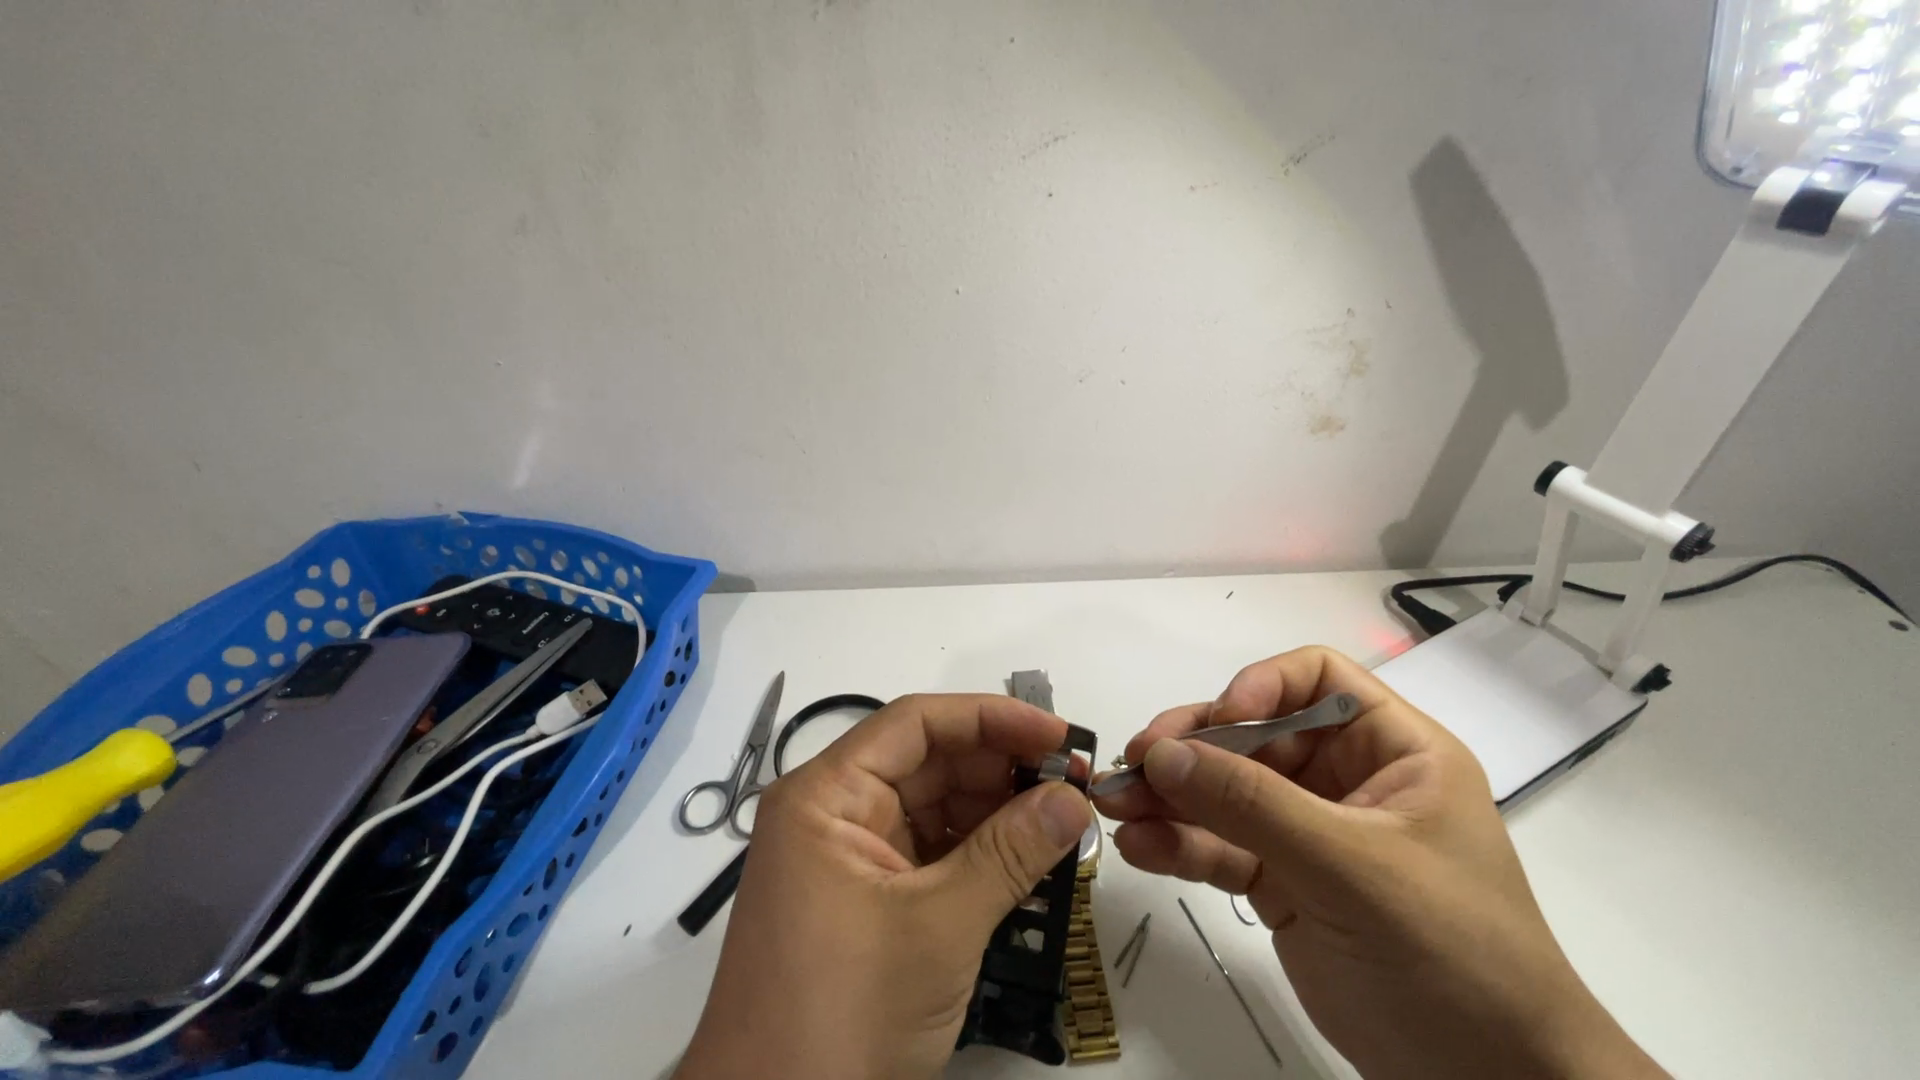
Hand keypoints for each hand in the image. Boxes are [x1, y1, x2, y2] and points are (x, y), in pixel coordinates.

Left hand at [676, 694, 1092, 1079]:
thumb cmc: (844, 1010)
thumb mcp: (938, 926)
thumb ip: (1010, 854)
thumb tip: (1074, 798)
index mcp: (826, 796)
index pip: (915, 724)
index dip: (991, 719)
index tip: (1058, 736)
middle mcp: (834, 814)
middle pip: (928, 765)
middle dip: (1002, 771)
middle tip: (1076, 787)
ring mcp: (851, 860)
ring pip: (935, 811)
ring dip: (998, 816)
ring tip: (1064, 825)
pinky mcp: (868, 902)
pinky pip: (932, 856)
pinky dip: (980, 857)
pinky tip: (1031, 864)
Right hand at [1092, 647, 1667, 1079]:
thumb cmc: (1447, 951)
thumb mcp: (1351, 868)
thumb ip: (1252, 805)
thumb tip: (1161, 755)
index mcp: (1393, 752)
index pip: (1319, 680)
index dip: (1263, 684)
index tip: (1219, 717)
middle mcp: (1346, 782)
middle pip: (1255, 736)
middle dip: (1193, 747)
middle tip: (1135, 762)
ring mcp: (1310, 836)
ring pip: (1227, 793)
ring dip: (1170, 796)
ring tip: (1115, 804)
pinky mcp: (1282, 886)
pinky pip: (1222, 849)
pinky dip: (1180, 845)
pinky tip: (1138, 848)